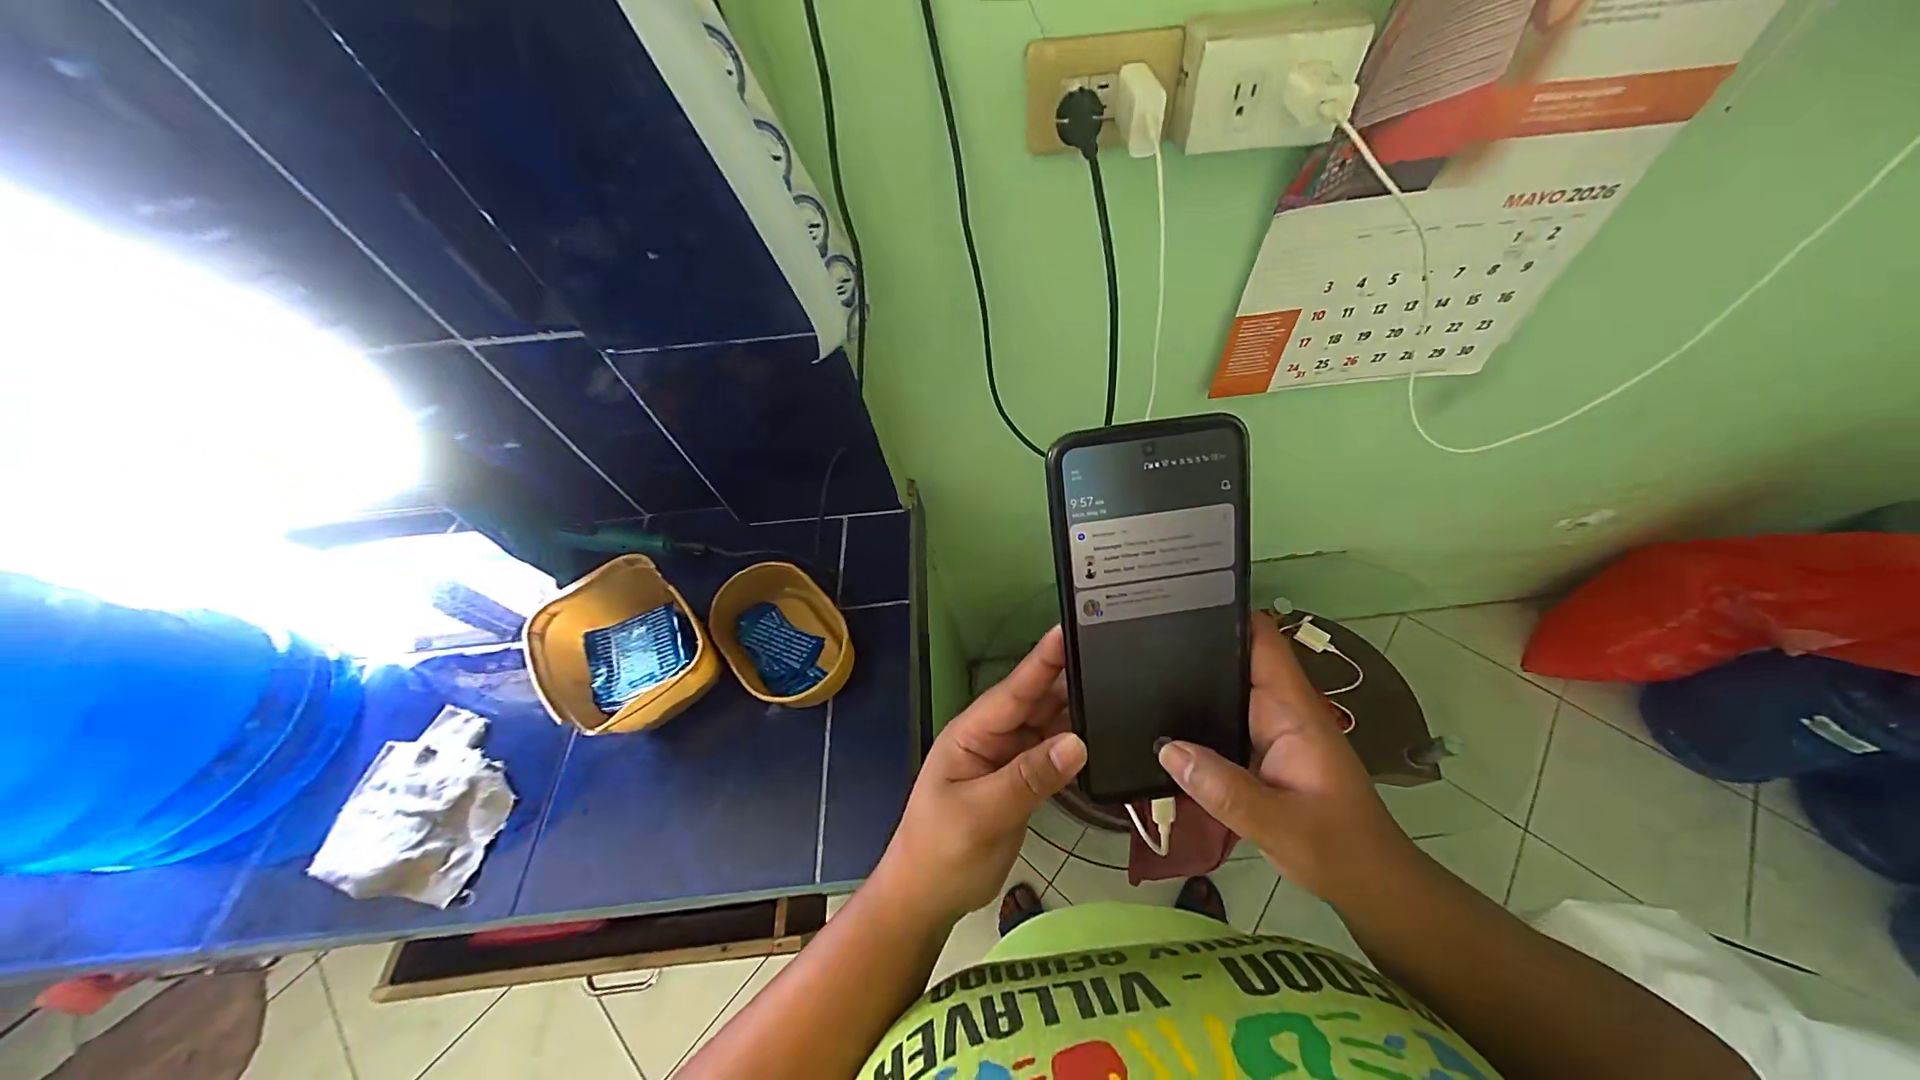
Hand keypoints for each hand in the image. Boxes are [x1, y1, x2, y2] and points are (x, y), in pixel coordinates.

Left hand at [873, 627, 1085, 923]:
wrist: (928, 898)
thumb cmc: (940, 852)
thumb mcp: (981, 813)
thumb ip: (1028, 779)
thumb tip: (1077, 743)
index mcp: (972, 734)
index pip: (1013, 690)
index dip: (1042, 661)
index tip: (1071, 630)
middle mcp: (992, 739)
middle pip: (1035, 702)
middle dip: (1068, 679)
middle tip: (1111, 654)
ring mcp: (1008, 761)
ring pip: (1047, 727)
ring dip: (1076, 710)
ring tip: (1117, 686)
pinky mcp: (1022, 784)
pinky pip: (1052, 755)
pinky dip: (1075, 745)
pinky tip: (1101, 734)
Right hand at [1156, 614, 1419, 905]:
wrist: (1369, 886)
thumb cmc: (1340, 850)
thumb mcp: (1282, 826)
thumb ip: (1226, 790)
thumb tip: (1167, 749)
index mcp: (1294, 712)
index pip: (1263, 642)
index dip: (1228, 613)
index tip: (1180, 598)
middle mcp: (1279, 711)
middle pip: (1234, 659)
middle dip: (1192, 644)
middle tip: (1135, 634)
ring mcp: (1268, 730)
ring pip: (1223, 690)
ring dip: (1189, 680)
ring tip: (1133, 670)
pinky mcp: (1257, 751)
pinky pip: (1220, 720)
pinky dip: (1192, 715)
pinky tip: (1156, 719)